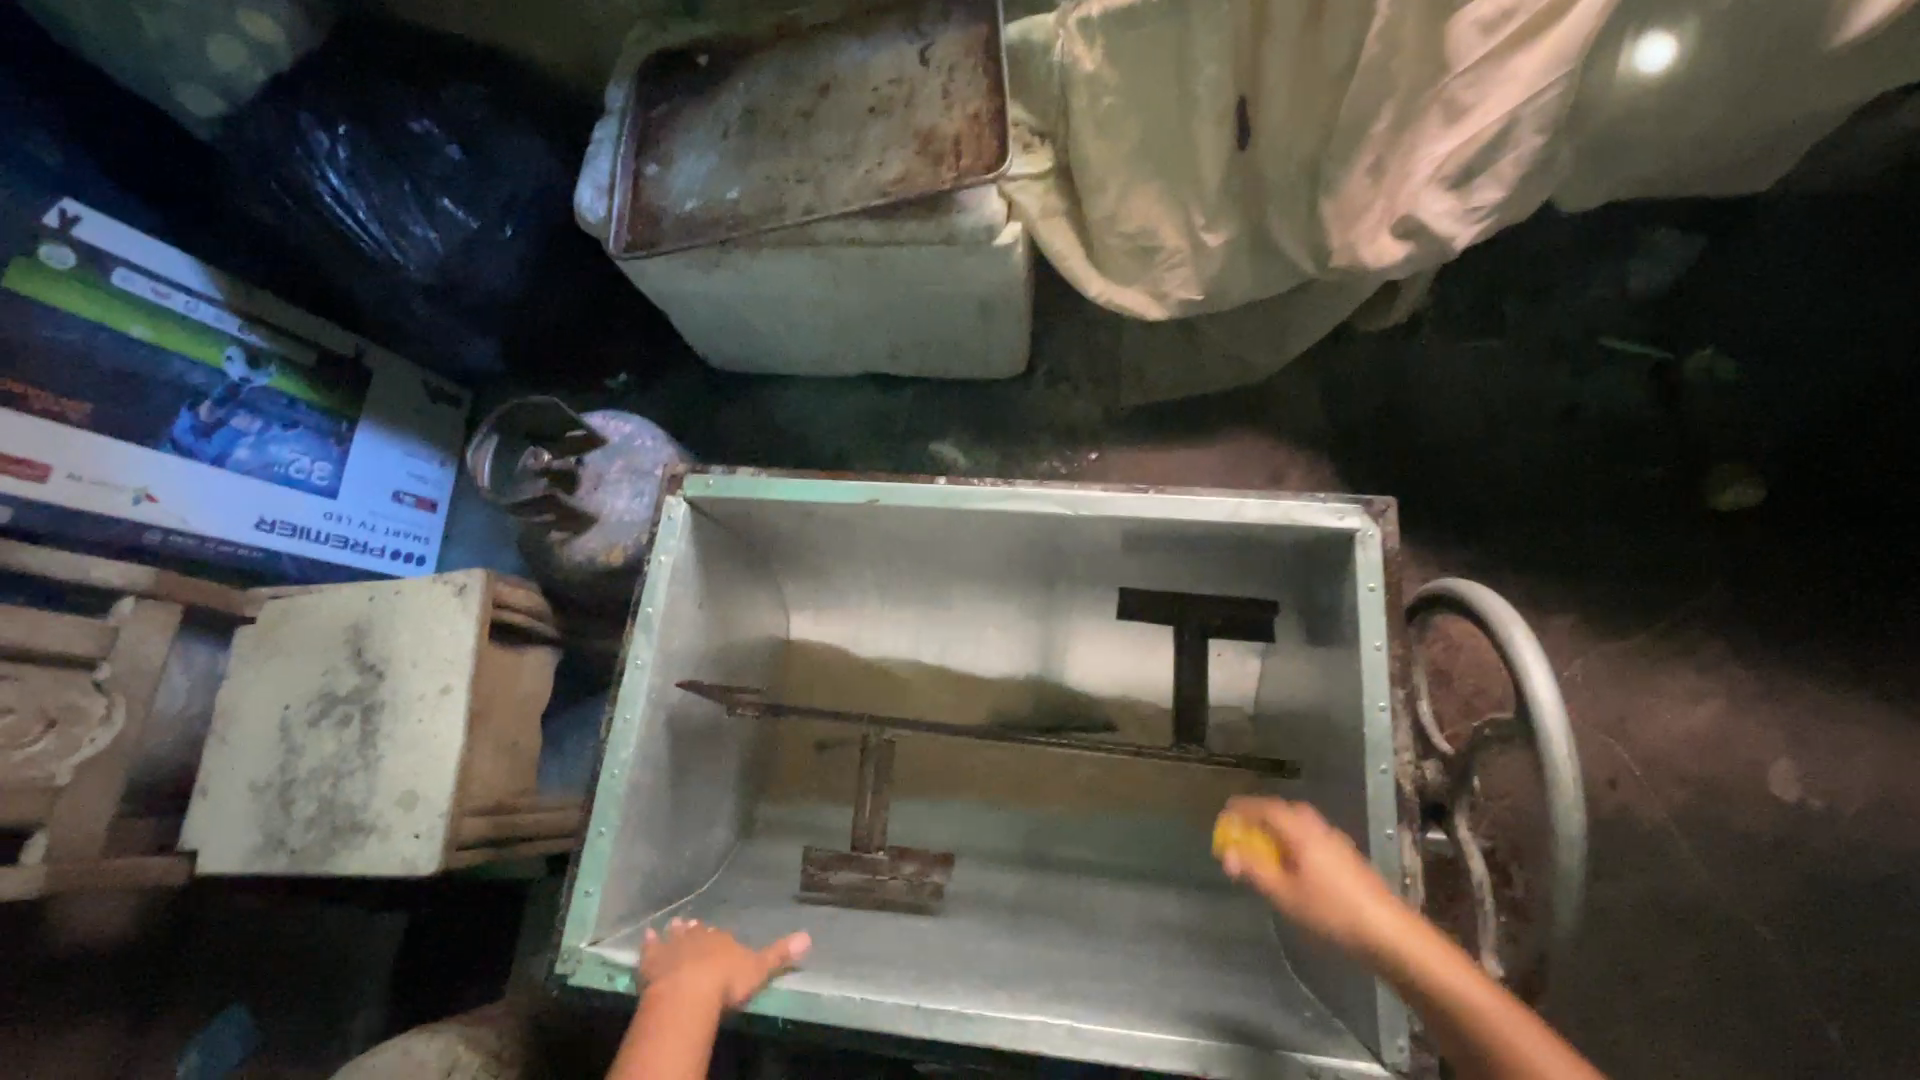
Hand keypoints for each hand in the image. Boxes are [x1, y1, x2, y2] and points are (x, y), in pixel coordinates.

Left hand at [640, 918, 809, 1007]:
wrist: (688, 993)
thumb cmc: (726, 982)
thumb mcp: (759, 969)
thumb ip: (780, 954)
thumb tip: (809, 935)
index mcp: (724, 940)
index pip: (723, 935)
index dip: (720, 937)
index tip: (718, 933)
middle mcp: (699, 937)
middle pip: (699, 932)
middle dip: (697, 930)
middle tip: (694, 924)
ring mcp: (674, 947)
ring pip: (676, 935)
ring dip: (676, 931)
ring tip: (675, 923)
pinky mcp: (652, 961)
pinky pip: (650, 948)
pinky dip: (649, 942)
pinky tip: (647, 934)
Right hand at [1216, 797, 1409, 957]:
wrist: (1387, 931)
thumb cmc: (1331, 911)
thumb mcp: (1284, 894)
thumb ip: (1254, 870)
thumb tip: (1228, 854)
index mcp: (1301, 831)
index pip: (1267, 808)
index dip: (1244, 808)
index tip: (1225, 811)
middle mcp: (1319, 829)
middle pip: (1286, 811)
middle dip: (1262, 815)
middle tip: (1244, 826)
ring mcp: (1337, 842)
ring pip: (1301, 824)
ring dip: (1279, 828)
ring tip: (1265, 845)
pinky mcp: (1347, 857)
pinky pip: (1312, 836)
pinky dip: (1294, 840)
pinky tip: (1293, 863)